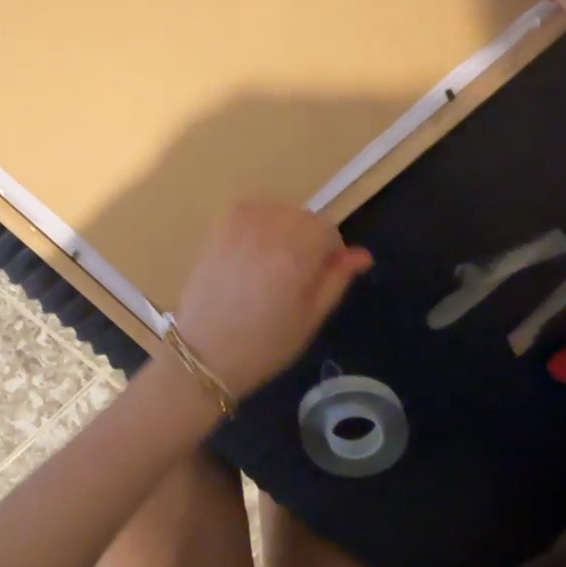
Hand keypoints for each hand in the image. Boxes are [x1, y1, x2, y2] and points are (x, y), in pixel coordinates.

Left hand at [171, 202, 372, 395]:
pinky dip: (256, 227)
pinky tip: (247, 259)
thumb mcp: (309, 318)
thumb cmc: (263, 345)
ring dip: (281, 231)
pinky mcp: (216, 228)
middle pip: (303, 217)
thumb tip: (362, 254)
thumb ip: (336, 279)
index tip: (319, 279)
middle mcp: (269, 227)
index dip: (330, 254)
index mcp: (297, 251)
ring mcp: (238, 224)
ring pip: (276, 212)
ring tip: (268, 270)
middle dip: (306, 240)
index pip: (329, 230)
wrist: (203, 354)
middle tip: (293, 279)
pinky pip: (249, 214)